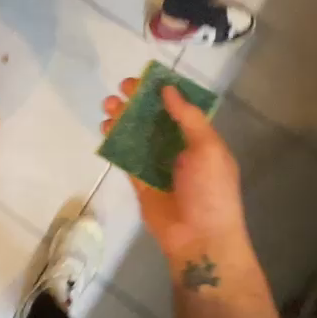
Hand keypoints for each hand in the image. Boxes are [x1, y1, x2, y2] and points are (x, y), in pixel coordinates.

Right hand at [102, 79, 252, 273]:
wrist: (200, 238)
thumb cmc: (211, 191)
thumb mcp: (208, 149)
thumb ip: (188, 118)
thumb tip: (168, 89)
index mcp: (200, 140)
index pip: (180, 108)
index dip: (163, 91)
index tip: (145, 78)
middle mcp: (178, 149)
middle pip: (154, 119)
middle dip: (138, 102)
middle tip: (121, 88)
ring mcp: (158, 166)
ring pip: (137, 135)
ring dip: (123, 119)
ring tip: (108, 105)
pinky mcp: (140, 181)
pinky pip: (126, 157)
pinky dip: (115, 142)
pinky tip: (105, 129)